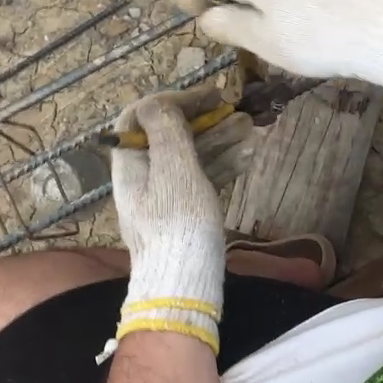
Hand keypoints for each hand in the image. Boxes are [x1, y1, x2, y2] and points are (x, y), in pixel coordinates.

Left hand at [106, 89, 227, 356]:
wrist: (182, 286)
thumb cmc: (178, 224)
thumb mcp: (174, 169)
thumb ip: (168, 130)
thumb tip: (159, 102)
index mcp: (131, 163)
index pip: (143, 116)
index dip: (175, 99)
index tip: (209, 95)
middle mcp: (143, 176)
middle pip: (170, 134)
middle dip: (205, 119)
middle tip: (237, 110)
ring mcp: (163, 197)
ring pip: (191, 155)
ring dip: (220, 138)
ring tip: (252, 128)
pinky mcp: (183, 214)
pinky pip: (201, 177)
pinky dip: (223, 163)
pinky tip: (249, 155)